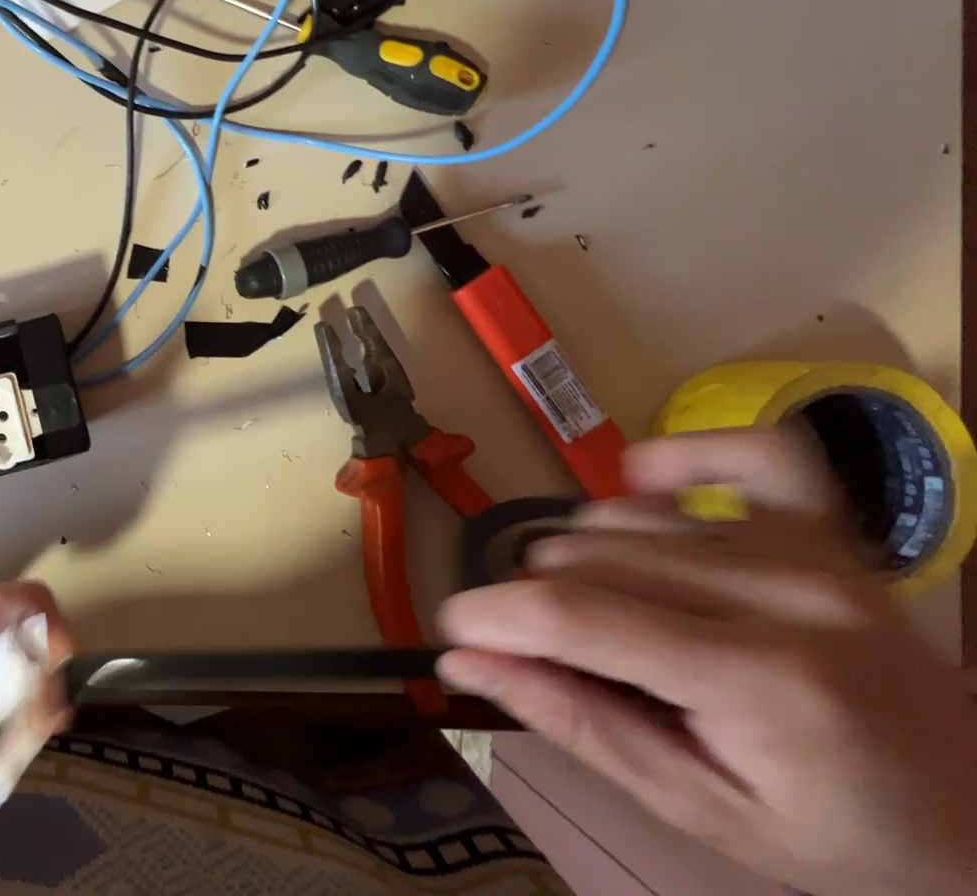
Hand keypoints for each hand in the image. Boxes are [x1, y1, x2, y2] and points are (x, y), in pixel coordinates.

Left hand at [0, 582, 75, 844]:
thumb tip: (33, 651)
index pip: (19, 602)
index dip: (52, 645)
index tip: (50, 711)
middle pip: (29, 623)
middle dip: (42, 683)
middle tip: (25, 747)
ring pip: (26, 648)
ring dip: (32, 701)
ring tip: (8, 760)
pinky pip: (10, 668)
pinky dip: (18, 706)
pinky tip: (5, 747)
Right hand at [438, 429, 976, 895]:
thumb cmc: (834, 834)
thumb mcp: (694, 809)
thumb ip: (574, 723)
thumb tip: (461, 661)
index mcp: (760, 682)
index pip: (575, 616)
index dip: (488, 615)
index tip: (449, 636)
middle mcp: (785, 593)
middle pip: (581, 558)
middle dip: (534, 606)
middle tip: (556, 661)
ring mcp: (810, 550)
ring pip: (617, 517)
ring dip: (582, 561)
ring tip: (612, 617)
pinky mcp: (827, 528)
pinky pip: (742, 450)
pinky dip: (676, 461)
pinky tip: (645, 492)